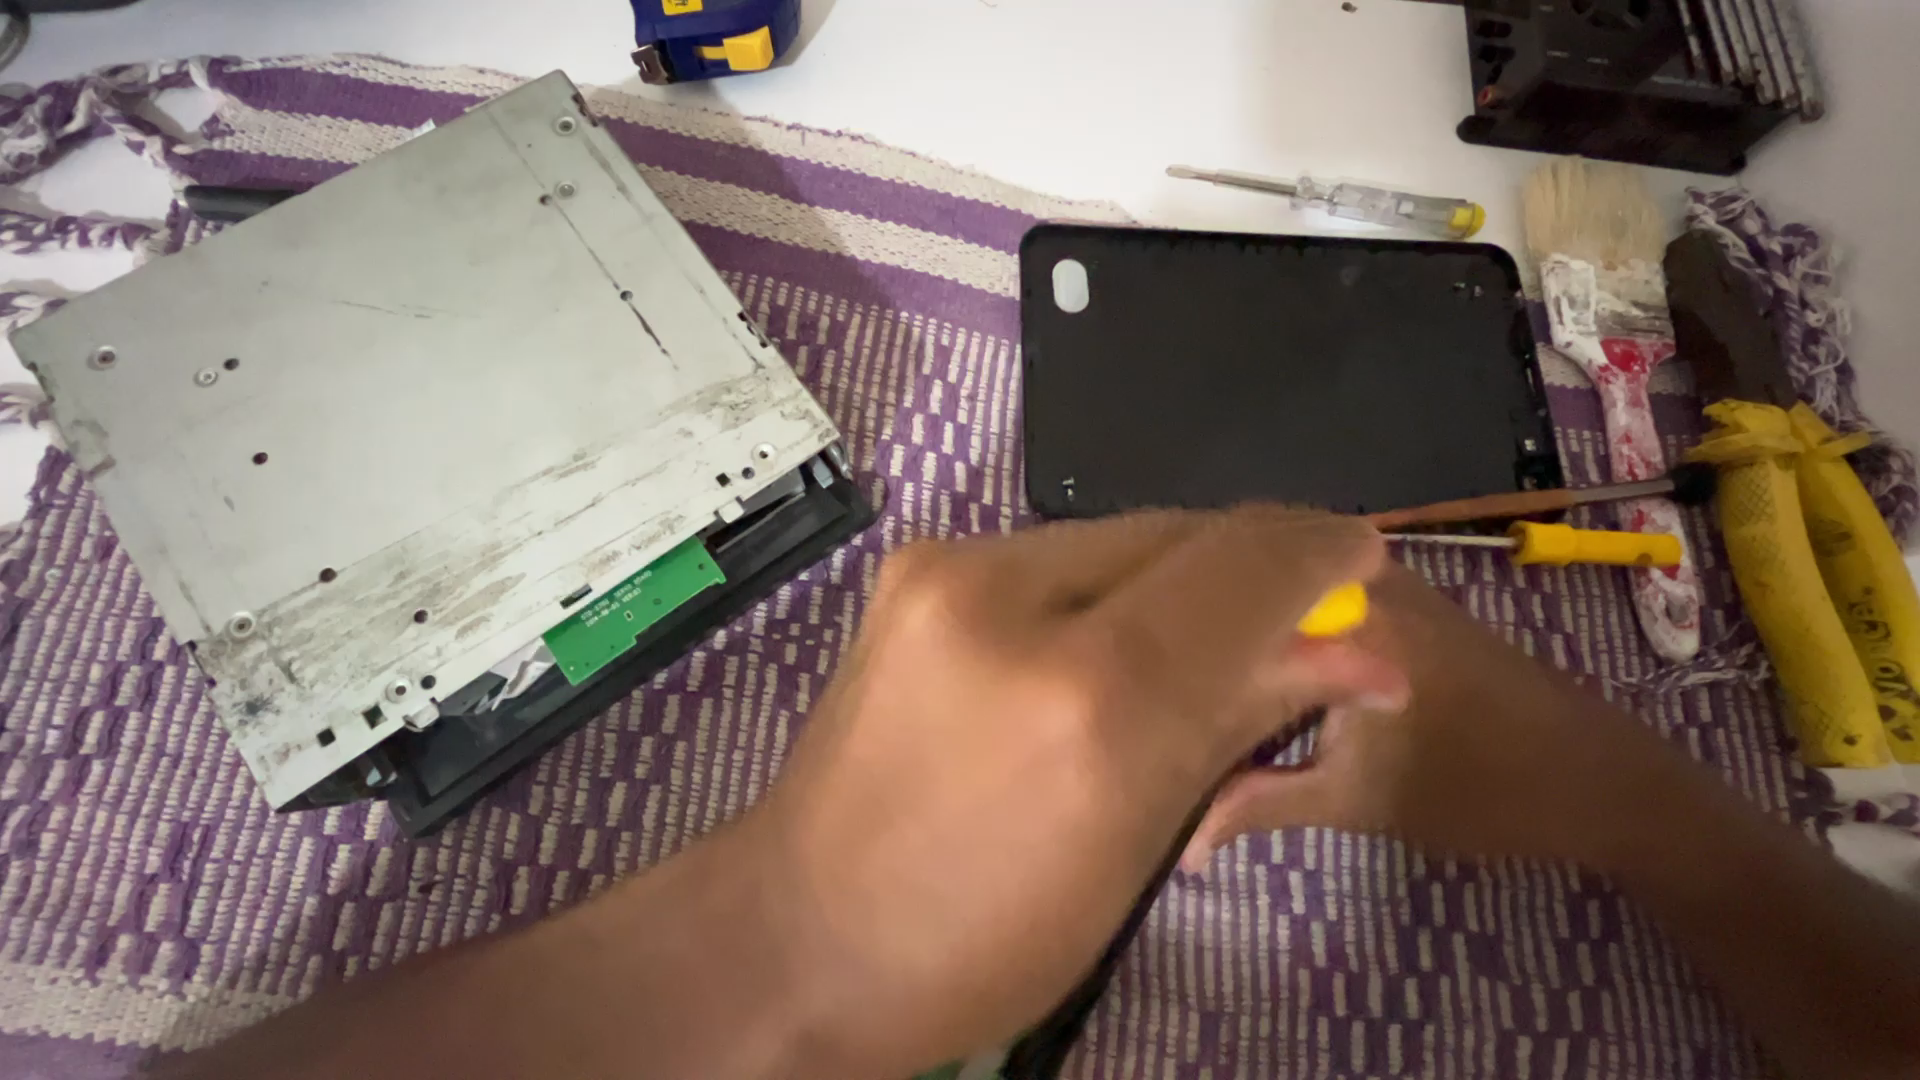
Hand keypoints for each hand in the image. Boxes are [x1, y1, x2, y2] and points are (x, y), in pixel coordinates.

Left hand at [748, 508, 1407, 1076]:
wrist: (804, 922)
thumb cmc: (987, 927)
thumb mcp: (1140, 841)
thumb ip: (1243, 718)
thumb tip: (1346, 650)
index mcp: (1091, 696)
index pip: (1245, 567)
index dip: (1320, 552)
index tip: (1358, 559)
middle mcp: (1010, 599)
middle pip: (1180, 533)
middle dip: (1249, 568)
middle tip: (1290, 618)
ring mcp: (945, 568)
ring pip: (1115, 536)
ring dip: (1176, 579)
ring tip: (1195, 640)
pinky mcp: (914, 566)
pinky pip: (1054, 555)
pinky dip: (1106, 585)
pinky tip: (1107, 636)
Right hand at [1182, 565, 1686, 873]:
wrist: (1608, 784)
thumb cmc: (1482, 792)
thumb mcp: (1356, 802)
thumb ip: (1259, 805)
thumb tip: (1175, 844)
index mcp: (1344, 613)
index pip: (1233, 578)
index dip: (1169, 593)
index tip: (1117, 624)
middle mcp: (1360, 576)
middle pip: (1252, 558)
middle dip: (1193, 588)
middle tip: (1134, 627)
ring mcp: (1386, 581)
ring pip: (1285, 566)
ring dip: (1235, 593)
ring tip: (1172, 629)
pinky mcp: (1402, 598)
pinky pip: (1316, 581)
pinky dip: (1275, 601)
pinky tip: (1244, 642)